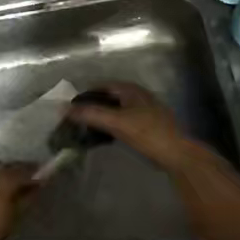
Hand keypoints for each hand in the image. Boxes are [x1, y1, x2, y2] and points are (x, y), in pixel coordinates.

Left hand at [0, 165, 38, 239]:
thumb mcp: (15, 213)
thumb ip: (27, 196)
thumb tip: (37, 184)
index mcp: (3, 178)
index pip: (24, 169)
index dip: (35, 171)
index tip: (43, 174)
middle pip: (9, 166)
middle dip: (20, 170)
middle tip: (30, 178)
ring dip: (6, 173)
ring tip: (14, 183)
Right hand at [65, 82, 191, 165]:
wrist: (176, 153)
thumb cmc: (147, 133)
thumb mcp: (116, 122)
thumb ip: (90, 114)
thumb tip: (63, 108)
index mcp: (130, 90)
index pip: (101, 86)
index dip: (85, 95)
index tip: (70, 108)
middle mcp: (137, 96)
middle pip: (108, 98)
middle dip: (92, 107)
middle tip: (75, 120)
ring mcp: (143, 111)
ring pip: (115, 110)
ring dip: (101, 117)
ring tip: (84, 129)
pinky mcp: (146, 126)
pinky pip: (122, 122)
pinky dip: (110, 127)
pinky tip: (103, 137)